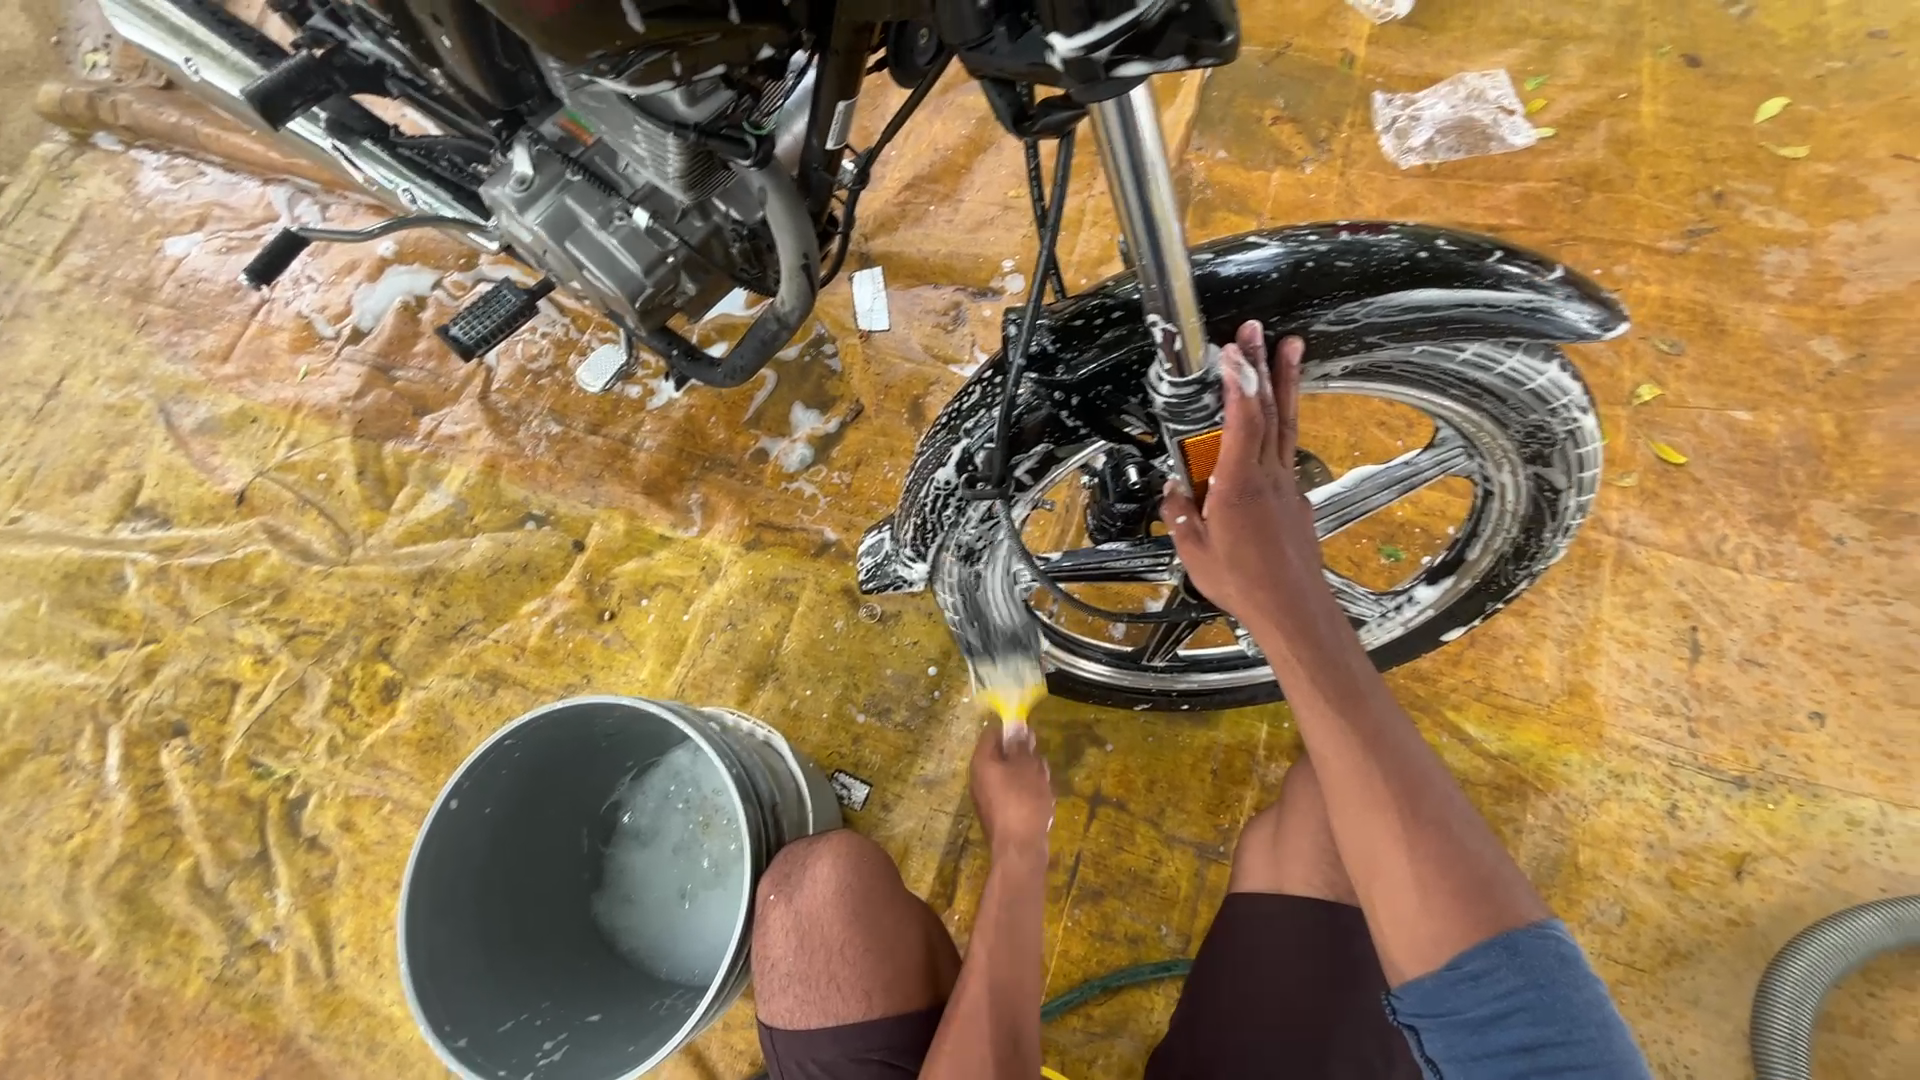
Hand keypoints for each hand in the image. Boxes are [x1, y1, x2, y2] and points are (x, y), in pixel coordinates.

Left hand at [969, 719, 1053, 860]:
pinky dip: (1027, 793)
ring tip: (1045, 784)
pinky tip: (1042, 802)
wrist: (1020, 849)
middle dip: (1024, 757)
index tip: (1031, 737)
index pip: (991, 734)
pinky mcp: (998, 814)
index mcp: (981, 762)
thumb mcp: (1026, 766)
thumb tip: (1017, 728)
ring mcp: (987, 798)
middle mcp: (979, 778)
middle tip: (1040, 765)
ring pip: (1010, 776)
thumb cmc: (1023, 800)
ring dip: (1029, 776)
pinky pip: (1012, 794)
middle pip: (1002, 756)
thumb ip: (1021, 746)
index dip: (1011, 731)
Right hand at [1159, 321, 1329, 640]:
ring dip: (1285, 383)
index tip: (1231, 351)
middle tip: (1258, 331)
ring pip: (1286, 423)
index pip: (1242, 421)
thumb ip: (1180, 516)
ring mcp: (1286, 484)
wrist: (1293, 608)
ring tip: (1289, 346)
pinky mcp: (1295, 498)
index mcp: (1238, 485)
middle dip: (1261, 366)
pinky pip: (1287, 449)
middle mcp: (1267, 476)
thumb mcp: (1193, 552)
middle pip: (1268, 410)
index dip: (1237, 382)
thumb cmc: (1242, 582)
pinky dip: (1283, 422)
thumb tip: (1174, 492)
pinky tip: (1279, 416)